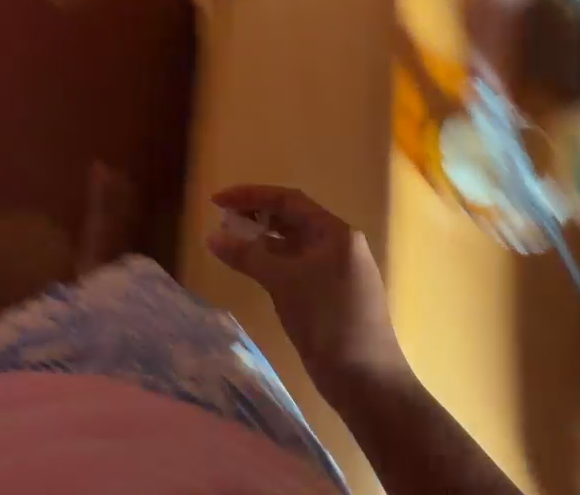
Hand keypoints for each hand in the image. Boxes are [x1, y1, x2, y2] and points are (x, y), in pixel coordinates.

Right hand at [207, 185, 407, 394]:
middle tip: (221, 219)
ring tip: (230, 241)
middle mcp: (339, 245)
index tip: (216, 201)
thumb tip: (211, 236)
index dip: (249, 195)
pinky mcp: (331, 293)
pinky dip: (272, 261)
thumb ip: (247, 255)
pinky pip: (296, 264)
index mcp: (335, 233)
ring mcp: (337, 270)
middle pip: (291, 218)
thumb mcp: (283, 282)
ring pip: (293, 243)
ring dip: (262, 239)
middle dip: (255, 215)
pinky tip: (252, 267)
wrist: (368, 383)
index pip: (288, 200)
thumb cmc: (328, 321)